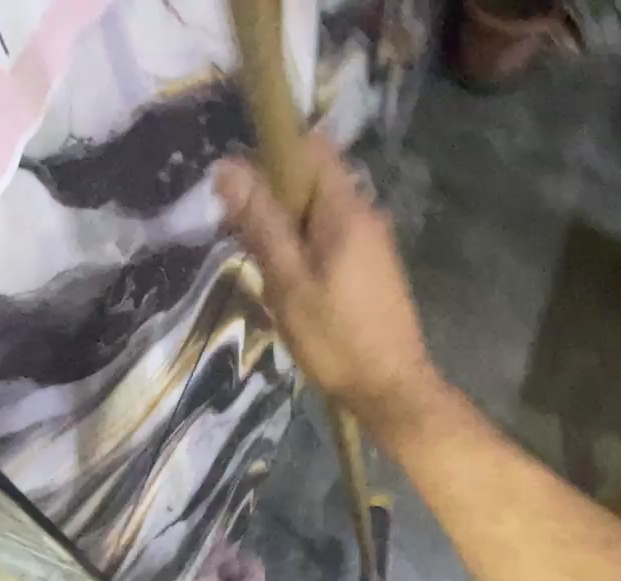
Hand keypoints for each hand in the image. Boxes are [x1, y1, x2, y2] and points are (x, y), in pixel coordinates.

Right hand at [217, 136, 440, 432]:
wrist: (392, 391)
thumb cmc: (336, 341)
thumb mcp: (289, 284)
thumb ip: (261, 224)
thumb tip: (228, 168)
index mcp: (347, 210)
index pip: (309, 148)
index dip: (271, 156)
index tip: (241, 189)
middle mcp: (367, 215)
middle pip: (312, 183)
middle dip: (274, 202)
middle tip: (243, 240)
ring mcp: (375, 244)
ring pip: (320, 217)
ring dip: (288, 233)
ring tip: (267, 273)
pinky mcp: (376, 270)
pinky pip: (334, 242)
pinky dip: (308, 252)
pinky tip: (293, 289)